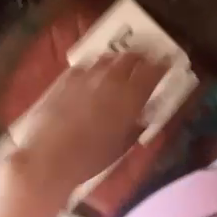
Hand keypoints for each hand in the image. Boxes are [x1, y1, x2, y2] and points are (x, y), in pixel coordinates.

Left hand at [7, 52, 165, 198]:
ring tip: (120, 65)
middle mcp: (111, 79)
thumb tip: (143, 114)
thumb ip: (135, 125)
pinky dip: (94, 68)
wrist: (48, 156)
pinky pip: (86, 65)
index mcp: (130, 97)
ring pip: (108, 58)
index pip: (153, 71)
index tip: (168, 61)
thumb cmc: (89, 160)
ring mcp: (87, 75)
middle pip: (130, 57)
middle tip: (145, 61)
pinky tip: (92, 75)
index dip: (163, 64)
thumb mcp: (121, 146)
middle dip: (141, 57)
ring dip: (118, 60)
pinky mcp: (66, 77)